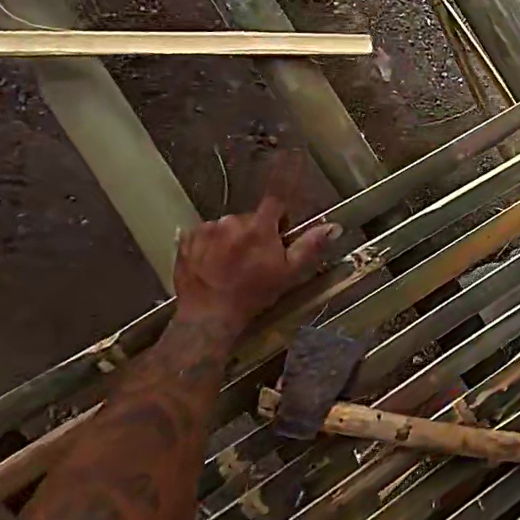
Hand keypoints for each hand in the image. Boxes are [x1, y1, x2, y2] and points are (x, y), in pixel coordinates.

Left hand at [173, 196, 338, 337]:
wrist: (208, 317)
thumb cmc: (252, 294)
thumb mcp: (289, 273)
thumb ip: (310, 246)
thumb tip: (332, 226)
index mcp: (258, 226)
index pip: (274, 202)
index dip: (279, 216)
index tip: (279, 232)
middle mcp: (231, 221)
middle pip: (250, 218)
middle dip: (255, 233)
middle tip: (256, 259)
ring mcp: (206, 229)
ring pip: (227, 227)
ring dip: (232, 239)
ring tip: (231, 265)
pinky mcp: (187, 240)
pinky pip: (205, 234)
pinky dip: (210, 245)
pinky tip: (213, 265)